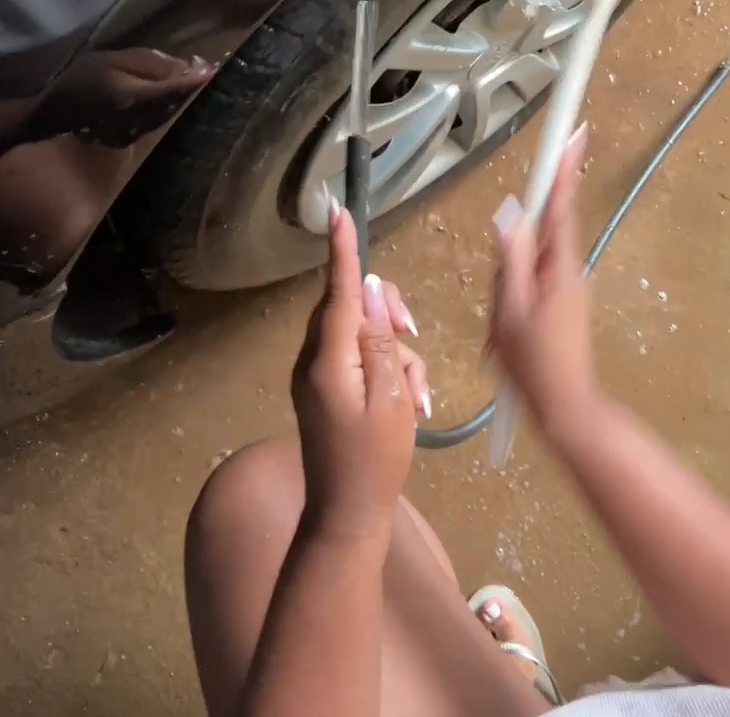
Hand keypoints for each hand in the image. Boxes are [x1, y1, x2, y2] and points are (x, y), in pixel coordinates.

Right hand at [35, 48, 215, 145]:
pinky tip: (165, 94)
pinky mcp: (134, 138)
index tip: (213, 68)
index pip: (174, 87)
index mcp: (133, 95)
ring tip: (186, 77)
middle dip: (190, 84)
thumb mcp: (111, 60)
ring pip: (171, 110)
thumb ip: (150, 63)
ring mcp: (138, 131)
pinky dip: (167, 105)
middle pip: (177, 100)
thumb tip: (189, 65)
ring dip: (180, 95)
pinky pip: (160, 118)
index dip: (196, 78)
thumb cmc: (79, 80)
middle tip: (202, 66)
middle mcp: (140, 117)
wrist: (52, 114)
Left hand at [291, 202, 431, 538]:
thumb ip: (381, 340)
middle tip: (413, 334)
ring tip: (414, 394)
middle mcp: (315, 361)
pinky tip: (409, 403)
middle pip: (354, 309)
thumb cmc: (375, 459)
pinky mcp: (328, 390)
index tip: (337, 213)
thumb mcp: (392, 396)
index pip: (339, 293)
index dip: (343, 251)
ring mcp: (319, 377)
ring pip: (365, 336)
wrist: (348, 516)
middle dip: (389, 318)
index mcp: (327, 361)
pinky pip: (361, 360)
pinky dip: (388, 372)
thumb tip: (375, 291)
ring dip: (396, 355)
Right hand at [490, 125, 599, 435]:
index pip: (560, 205)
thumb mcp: (510, 309)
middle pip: (536, 237)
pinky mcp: (566, 300)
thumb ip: (510, 258)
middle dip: (511, 260)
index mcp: (559, 265)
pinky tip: (512, 333)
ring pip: (530, 263)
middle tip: (502, 305)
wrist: (566, 405)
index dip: (565, 168)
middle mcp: (571, 268)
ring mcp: (571, 284)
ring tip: (506, 330)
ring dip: (510, 287)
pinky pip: (534, 283)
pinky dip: (517, 300)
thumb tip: (510, 212)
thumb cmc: (535, 362)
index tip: (577, 133)